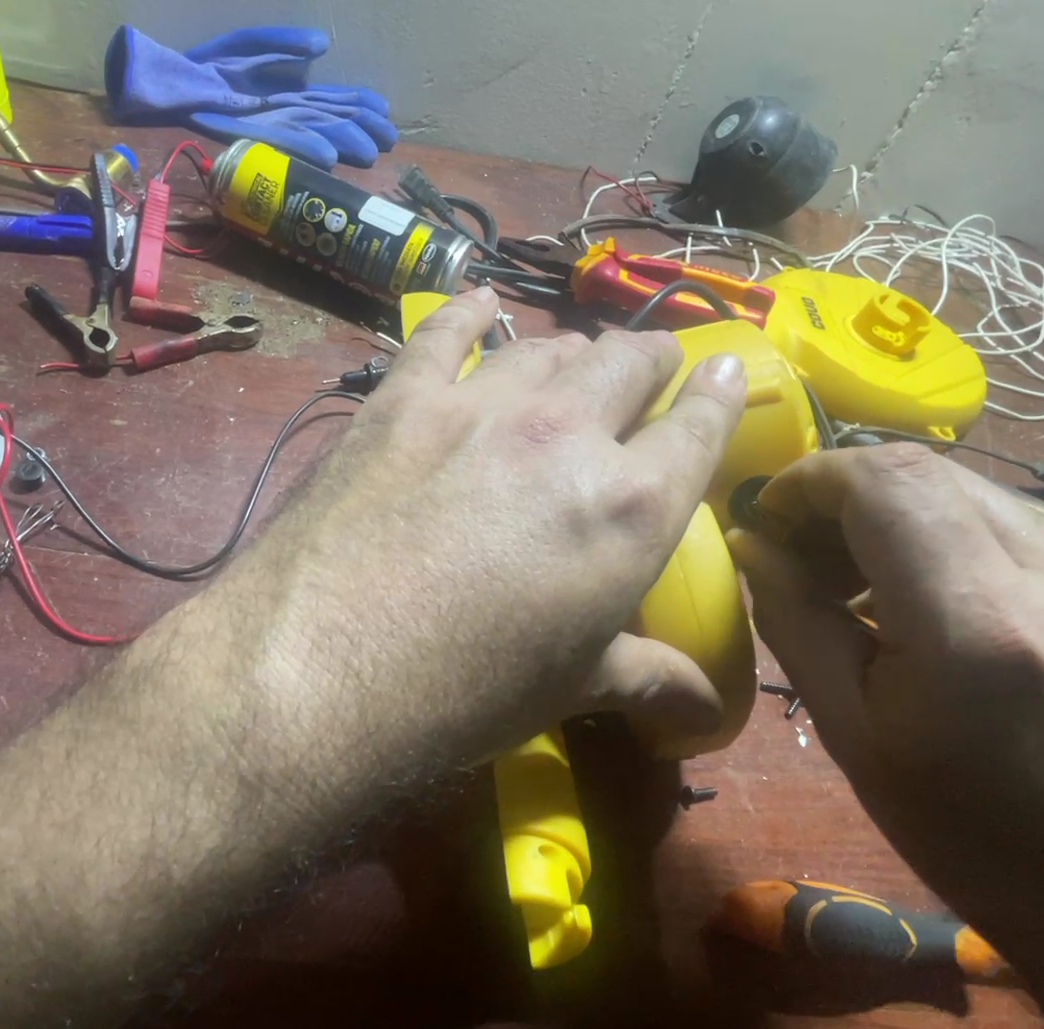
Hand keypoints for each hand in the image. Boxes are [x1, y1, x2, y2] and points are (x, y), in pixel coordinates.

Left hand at [196, 286, 745, 780]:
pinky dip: (467, 311)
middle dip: (647, 363)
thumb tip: (711, 712)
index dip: (720, 395)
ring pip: (546, 345)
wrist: (318, 667)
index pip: (701, 426)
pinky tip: (478, 302)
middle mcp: (566, 434)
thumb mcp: (567, 688)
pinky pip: (444, 330)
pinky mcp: (399, 399)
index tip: (724, 374)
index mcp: (631, 506)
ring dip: (568, 352)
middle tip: (642, 376)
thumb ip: (646, 678)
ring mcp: (477, 405)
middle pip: (627, 362)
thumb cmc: (461, 692)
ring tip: (567, 366)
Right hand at [731, 445, 1043, 1028]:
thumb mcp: (853, 736)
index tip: (770, 512)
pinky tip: (963, 616)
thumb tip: (753, 544)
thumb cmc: (977, 843)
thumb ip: (795, 621)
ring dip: (912, 521)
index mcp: (980, 628)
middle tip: (808, 553)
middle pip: (936, 474)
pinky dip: (975, 550)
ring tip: (877, 586)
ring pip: (991, 500)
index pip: (886, 481)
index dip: (812, 478)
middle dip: (852, 497)